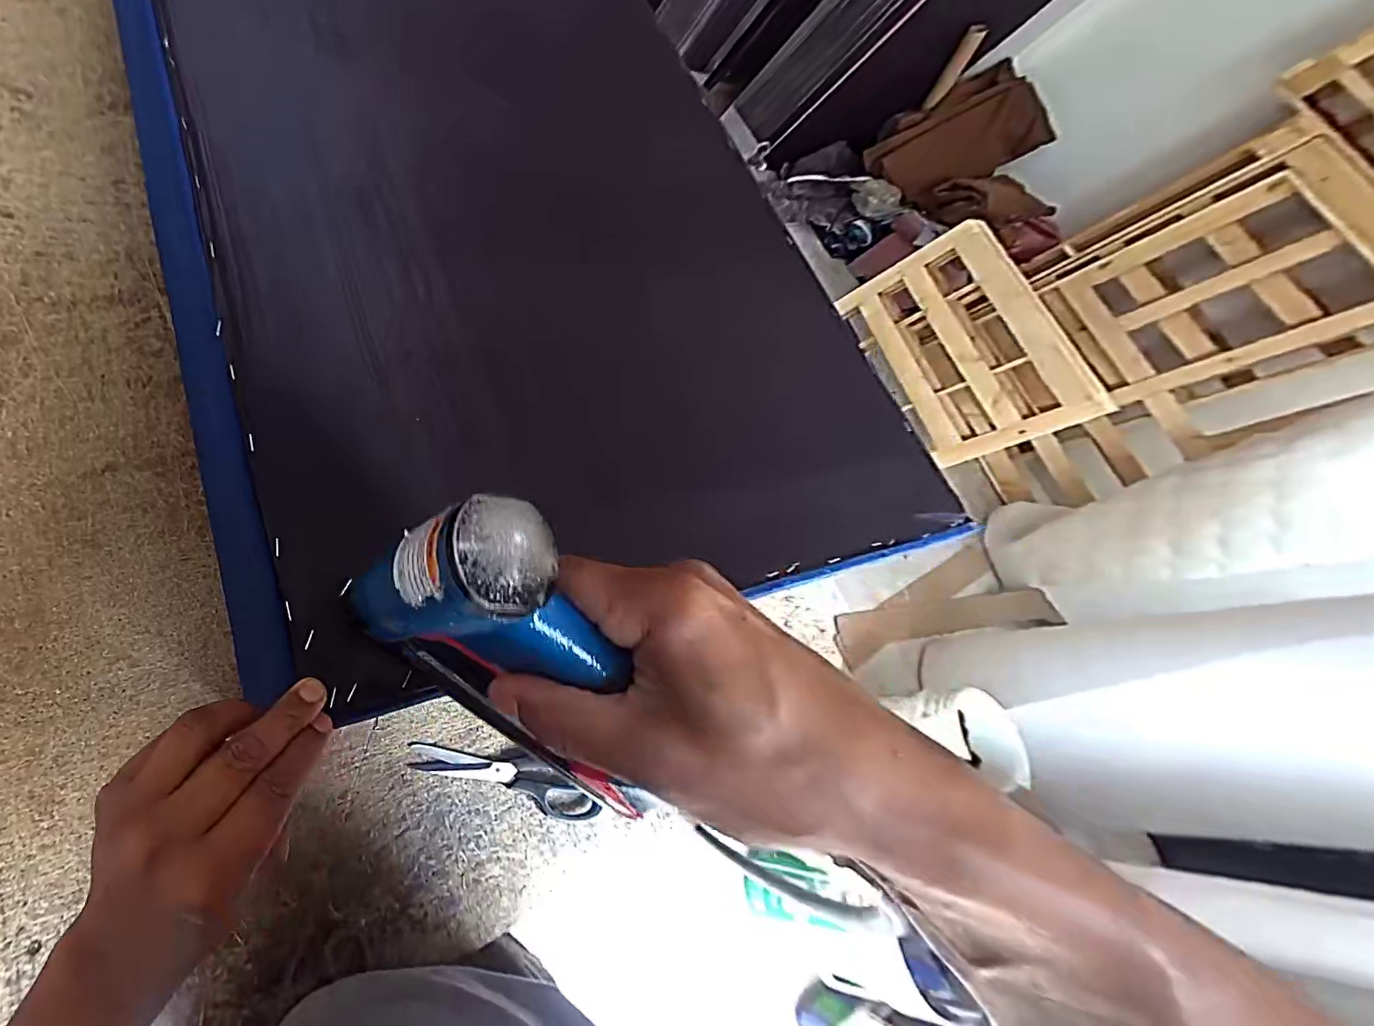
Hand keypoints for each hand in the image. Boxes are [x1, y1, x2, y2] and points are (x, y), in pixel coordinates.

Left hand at [10, 680, 333, 1025]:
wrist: (115, 952)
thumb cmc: (192, 928)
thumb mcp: (246, 891)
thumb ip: (270, 825)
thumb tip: (294, 754)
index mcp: (207, 874)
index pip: (268, 795)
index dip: (301, 753)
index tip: (322, 724)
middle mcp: (165, 837)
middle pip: (238, 759)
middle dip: (283, 720)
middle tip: (309, 694)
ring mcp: (131, 810)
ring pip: (196, 733)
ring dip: (240, 711)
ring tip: (265, 709)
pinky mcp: (112, 791)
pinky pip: (167, 738)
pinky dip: (204, 725)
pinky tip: (227, 724)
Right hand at [488, 557, 967, 853]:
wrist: (885, 794)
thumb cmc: (775, 771)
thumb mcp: (646, 754)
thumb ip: (560, 715)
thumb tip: (503, 689)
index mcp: (662, 598)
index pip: (554, 579)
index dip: (512, 614)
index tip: (488, 651)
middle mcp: (681, 583)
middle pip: (581, 603)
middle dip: (561, 660)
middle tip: (566, 716)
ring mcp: (703, 603)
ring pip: (611, 627)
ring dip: (595, 676)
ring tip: (621, 734)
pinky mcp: (717, 628)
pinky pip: (645, 639)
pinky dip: (628, 677)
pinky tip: (651, 726)